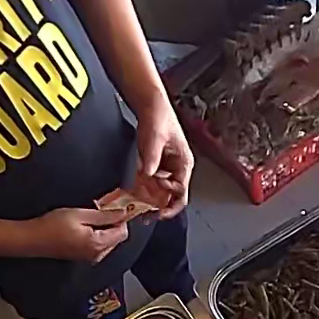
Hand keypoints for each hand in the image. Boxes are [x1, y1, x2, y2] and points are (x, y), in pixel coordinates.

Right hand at [21, 205, 138, 262]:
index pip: (123, 232)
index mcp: (98, 244)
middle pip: (117, 237)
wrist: (32, 239)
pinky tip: (84, 227)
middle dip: (112, 223)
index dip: (120, 219)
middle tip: (99, 210)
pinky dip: (97, 234)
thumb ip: (105, 215)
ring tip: (88, 218)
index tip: (114, 208)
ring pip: (109, 240)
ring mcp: (92, 257)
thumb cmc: (51, 227)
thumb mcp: (80, 214)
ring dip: (104, 228)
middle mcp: (98, 254)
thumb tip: (122, 213)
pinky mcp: (86, 256)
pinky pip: (99, 244)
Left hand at [134, 102, 192, 218]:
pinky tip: (134, 193)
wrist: (149, 103)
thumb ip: (152, 157)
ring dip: (150, 199)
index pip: (181, 194)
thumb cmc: (159, 117)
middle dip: (159, 206)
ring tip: (137, 206)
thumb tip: (148, 175)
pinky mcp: (156, 165)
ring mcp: (166, 168)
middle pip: (171, 196)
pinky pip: (151, 183)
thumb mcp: (155, 137)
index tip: (157, 212)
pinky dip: (144, 190)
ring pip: (160, 192)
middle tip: (145, 215)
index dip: (170, 205)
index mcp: (184, 164)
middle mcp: (177, 169)